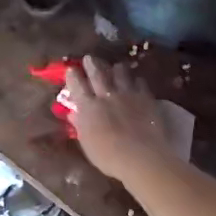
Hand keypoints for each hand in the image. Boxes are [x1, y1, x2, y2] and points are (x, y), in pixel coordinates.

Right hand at [64, 55, 176, 182]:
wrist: (140, 156)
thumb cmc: (109, 157)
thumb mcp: (88, 145)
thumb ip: (81, 126)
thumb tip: (74, 114)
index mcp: (88, 107)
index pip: (76, 85)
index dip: (72, 75)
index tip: (71, 69)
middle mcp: (106, 95)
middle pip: (97, 73)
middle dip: (91, 64)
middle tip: (89, 58)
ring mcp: (127, 94)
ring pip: (120, 73)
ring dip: (116, 68)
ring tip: (116, 66)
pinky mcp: (145, 98)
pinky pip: (140, 82)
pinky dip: (136, 80)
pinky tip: (136, 81)